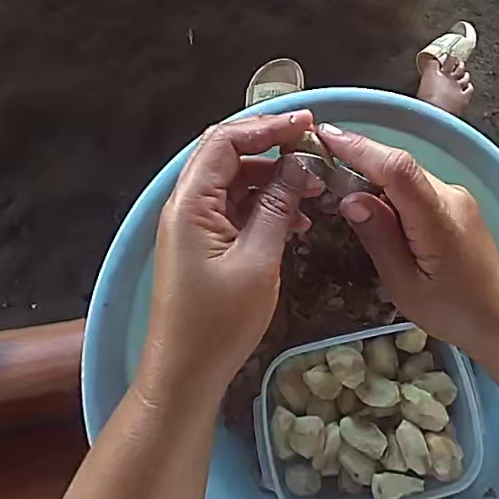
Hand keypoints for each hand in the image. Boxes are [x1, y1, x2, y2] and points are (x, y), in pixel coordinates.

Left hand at [142, 111, 321, 400]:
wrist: (185, 374)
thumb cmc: (218, 324)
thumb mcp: (258, 260)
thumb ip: (278, 206)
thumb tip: (298, 166)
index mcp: (191, 202)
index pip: (226, 141)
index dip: (267, 126)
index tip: (305, 124)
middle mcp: (187, 204)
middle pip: (227, 154)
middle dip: (271, 146)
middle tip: (311, 147)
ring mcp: (194, 223)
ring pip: (235, 180)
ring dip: (273, 178)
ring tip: (313, 189)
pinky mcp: (203, 241)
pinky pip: (235, 207)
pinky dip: (265, 204)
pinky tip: (296, 220)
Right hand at [317, 124, 498, 360]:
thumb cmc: (455, 310)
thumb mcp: (406, 286)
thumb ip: (379, 239)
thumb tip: (350, 199)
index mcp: (439, 220)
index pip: (398, 170)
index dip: (361, 149)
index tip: (326, 136)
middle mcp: (449, 197)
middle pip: (398, 165)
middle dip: (356, 155)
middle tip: (318, 153)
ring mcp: (453, 195)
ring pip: (404, 172)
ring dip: (369, 169)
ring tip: (333, 173)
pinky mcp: (451, 200)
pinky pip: (412, 183)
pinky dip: (385, 182)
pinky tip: (365, 194)